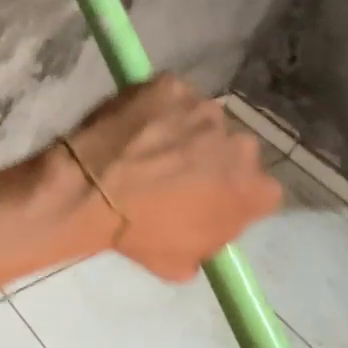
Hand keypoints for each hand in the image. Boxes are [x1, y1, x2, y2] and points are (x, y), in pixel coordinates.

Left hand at [55, 75, 280, 281]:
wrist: (88, 189)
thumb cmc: (137, 232)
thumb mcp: (183, 262)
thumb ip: (212, 241)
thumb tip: (208, 227)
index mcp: (256, 189)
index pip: (259, 189)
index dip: (230, 193)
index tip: (205, 197)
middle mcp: (241, 143)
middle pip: (231, 149)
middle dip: (209, 157)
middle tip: (173, 168)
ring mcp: (204, 109)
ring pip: (201, 118)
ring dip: (183, 129)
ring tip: (149, 143)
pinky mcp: (170, 85)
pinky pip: (168, 94)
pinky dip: (156, 105)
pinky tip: (134, 121)